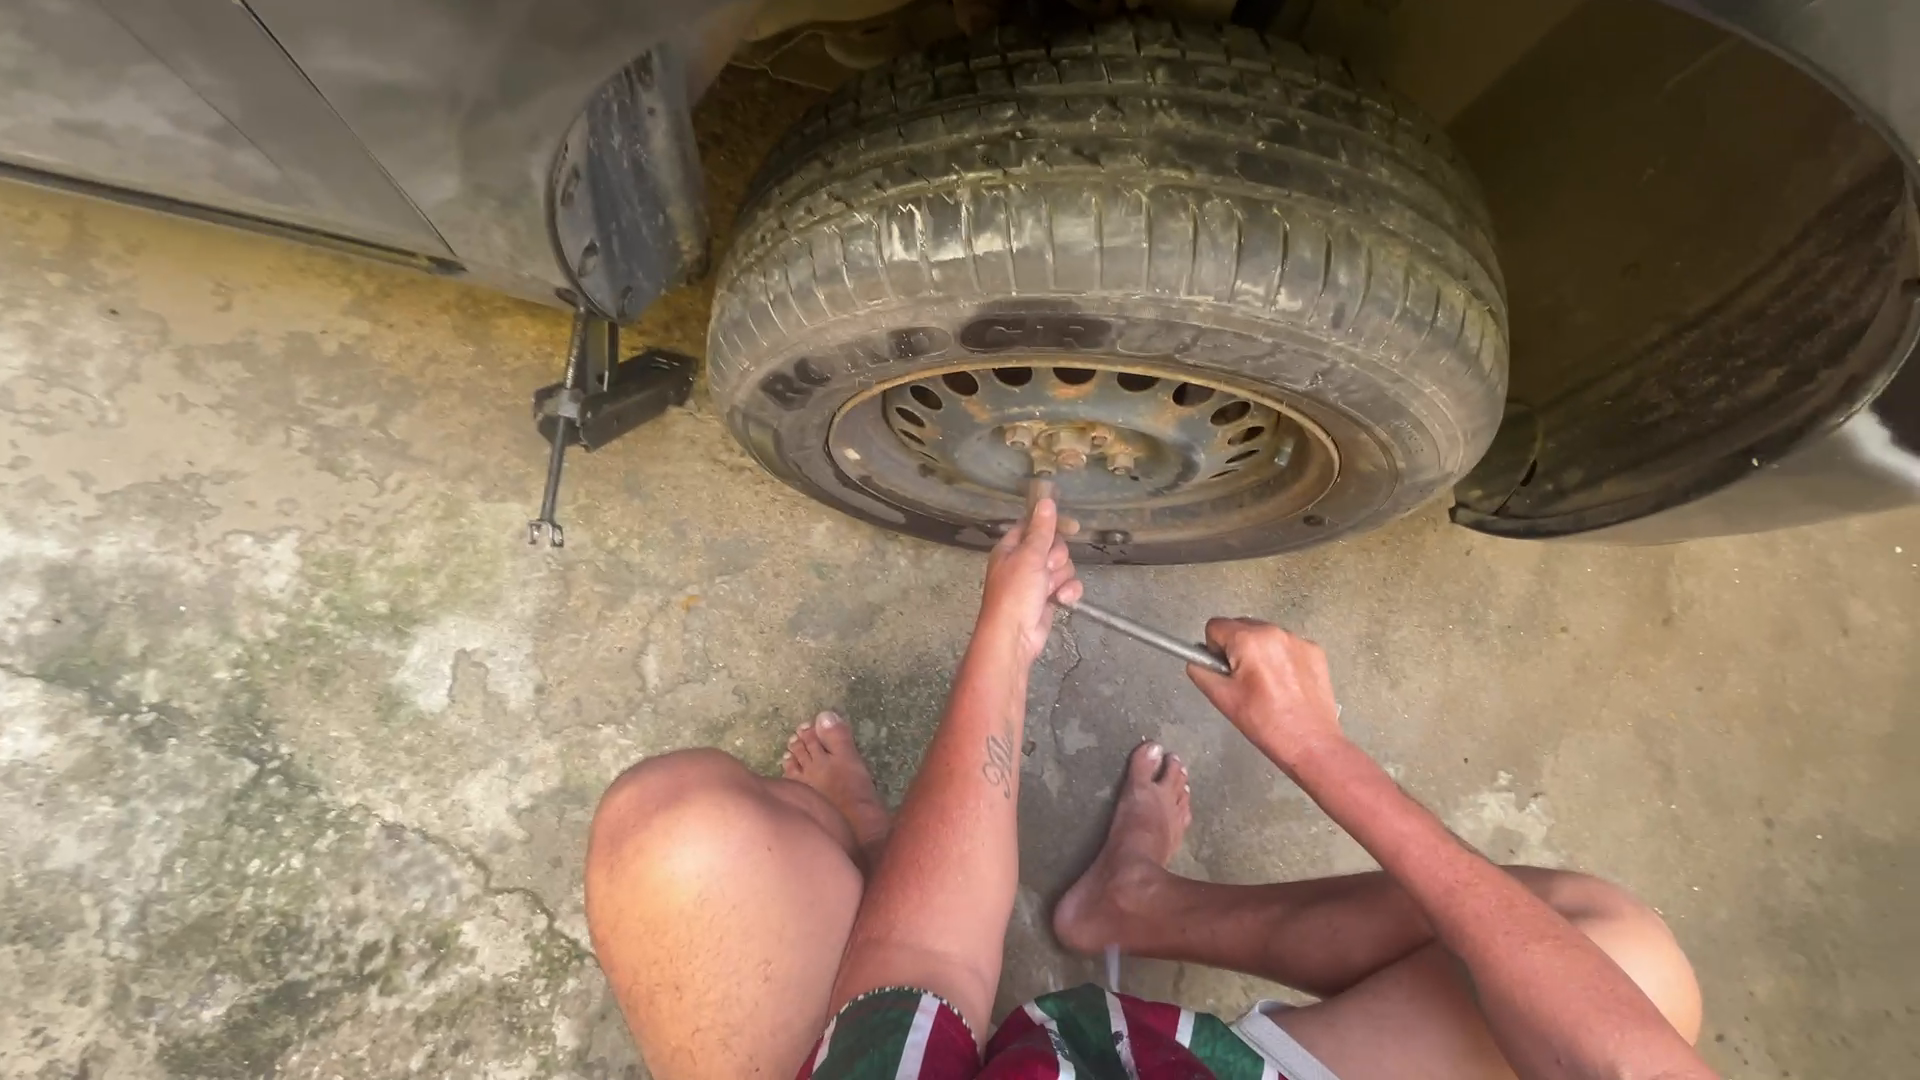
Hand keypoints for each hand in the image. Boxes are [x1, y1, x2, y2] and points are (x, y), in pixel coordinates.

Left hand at [978, 497, 1081, 665]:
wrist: (1014, 636)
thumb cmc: (1015, 594)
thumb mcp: (1029, 556)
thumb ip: (1041, 529)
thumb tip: (1046, 501)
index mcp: (1011, 548)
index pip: (1033, 525)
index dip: (1052, 524)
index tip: (1071, 526)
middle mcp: (1023, 562)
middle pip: (1054, 546)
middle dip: (1056, 558)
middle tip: (1047, 568)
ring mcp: (1036, 581)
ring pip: (1063, 566)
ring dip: (1061, 577)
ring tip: (1050, 588)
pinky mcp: (1048, 598)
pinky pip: (1067, 586)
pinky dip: (1067, 592)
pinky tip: (1060, 600)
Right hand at [1188, 618, 1341, 769]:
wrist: (1310, 743)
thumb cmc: (1265, 722)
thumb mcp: (1220, 698)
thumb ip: (1200, 671)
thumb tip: (1196, 658)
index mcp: (1249, 641)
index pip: (1215, 626)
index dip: (1213, 648)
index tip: (1224, 670)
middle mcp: (1274, 632)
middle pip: (1240, 626)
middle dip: (1236, 648)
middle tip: (1243, 680)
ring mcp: (1298, 640)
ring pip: (1263, 635)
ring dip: (1258, 651)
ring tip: (1265, 683)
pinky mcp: (1315, 651)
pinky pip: (1286, 644)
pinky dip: (1280, 657)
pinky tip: (1284, 683)